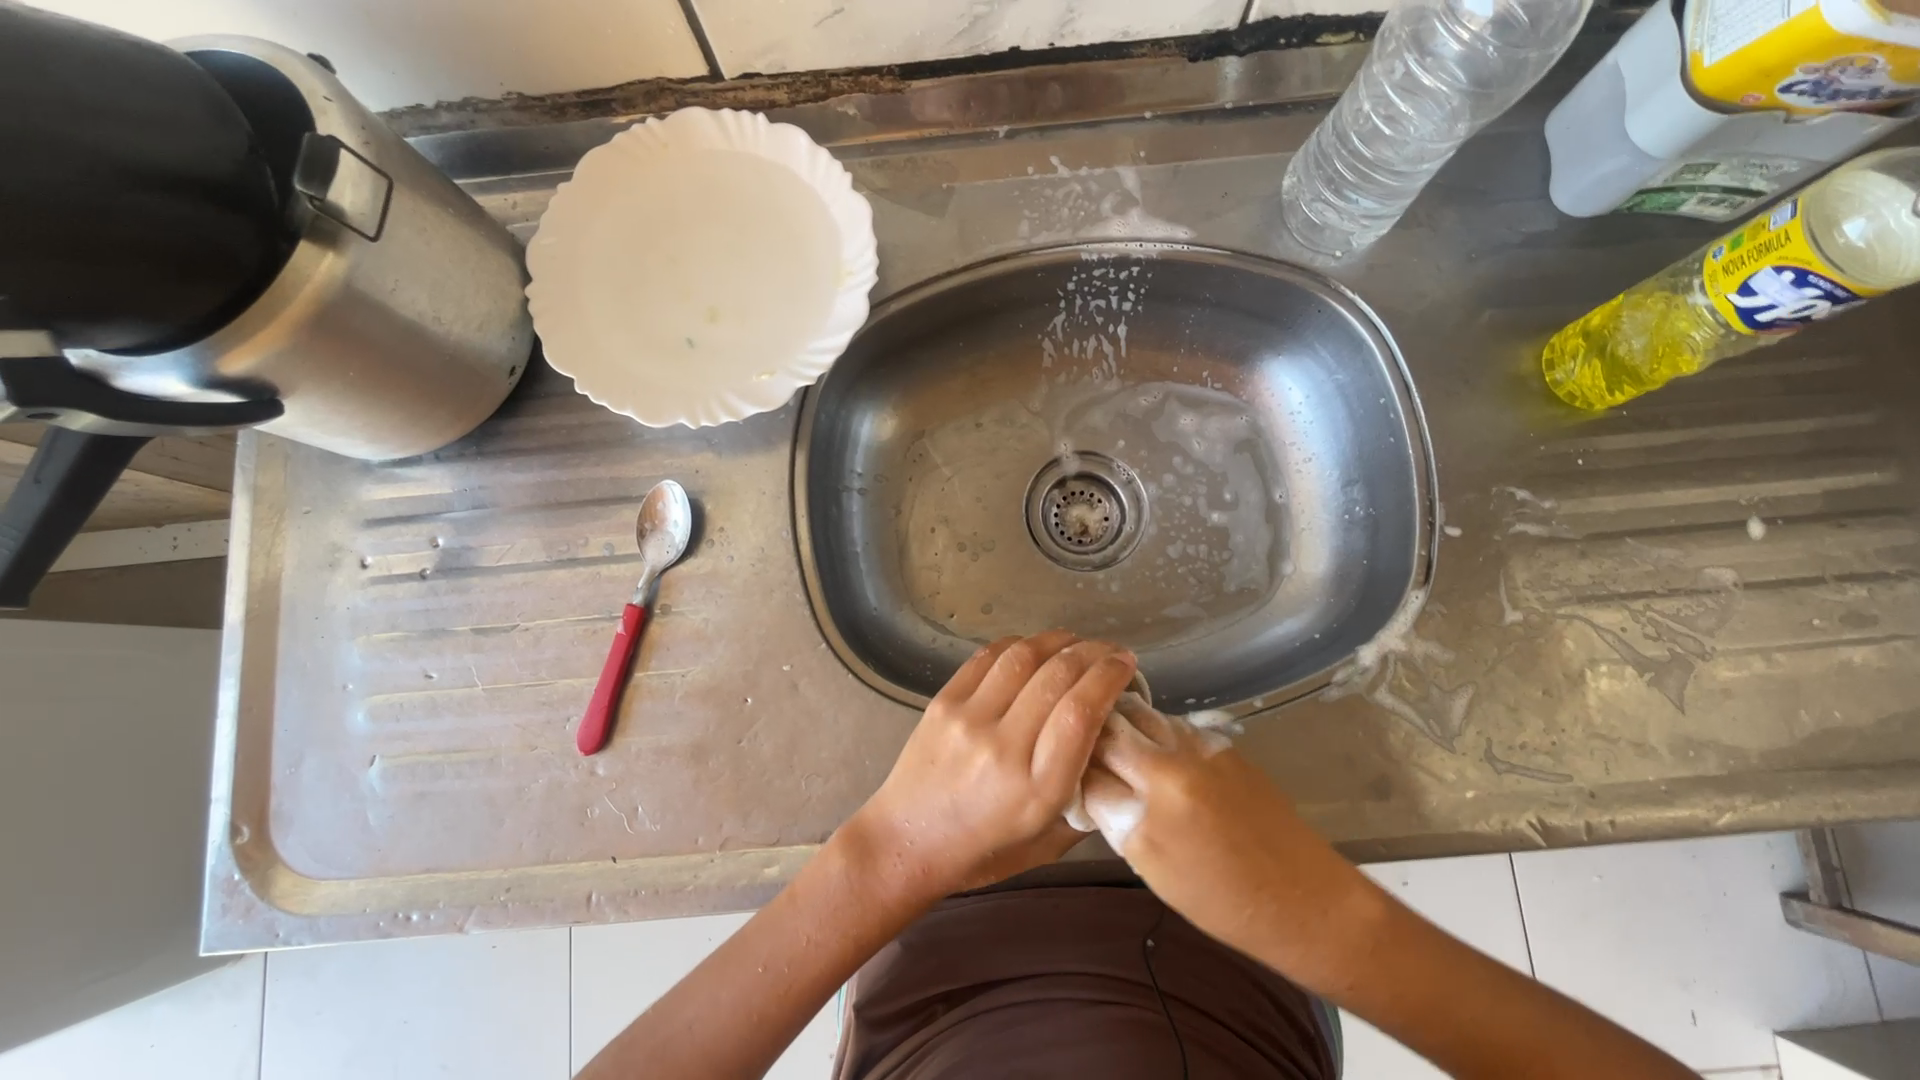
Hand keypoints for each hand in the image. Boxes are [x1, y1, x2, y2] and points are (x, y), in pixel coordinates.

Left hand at [846, 631, 1137, 901]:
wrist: (906, 842)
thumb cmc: (983, 851)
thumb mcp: (1048, 841)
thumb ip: (1085, 795)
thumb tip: (1114, 745)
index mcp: (1037, 789)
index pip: (1082, 712)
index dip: (1110, 677)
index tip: (1128, 666)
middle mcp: (1004, 747)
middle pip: (1059, 675)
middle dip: (1095, 653)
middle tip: (1112, 652)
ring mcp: (968, 719)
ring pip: (1024, 656)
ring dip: (1059, 641)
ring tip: (1078, 644)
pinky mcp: (942, 702)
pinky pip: (988, 657)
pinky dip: (1020, 645)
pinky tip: (1036, 649)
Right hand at [1081, 696, 1370, 970]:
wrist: (1301, 898)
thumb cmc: (1220, 900)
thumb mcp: (1150, 867)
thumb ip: (1115, 817)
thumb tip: (1089, 784)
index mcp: (1147, 811)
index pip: (1085, 770)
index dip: (1069, 767)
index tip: (1059, 767)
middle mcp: (1170, 768)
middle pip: (1109, 729)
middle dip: (1088, 733)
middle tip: (1074, 742)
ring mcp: (1200, 749)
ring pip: (1141, 716)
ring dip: (1119, 723)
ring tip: (1106, 737)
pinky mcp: (1222, 744)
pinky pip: (1172, 724)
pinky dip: (1152, 730)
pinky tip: (1149, 748)